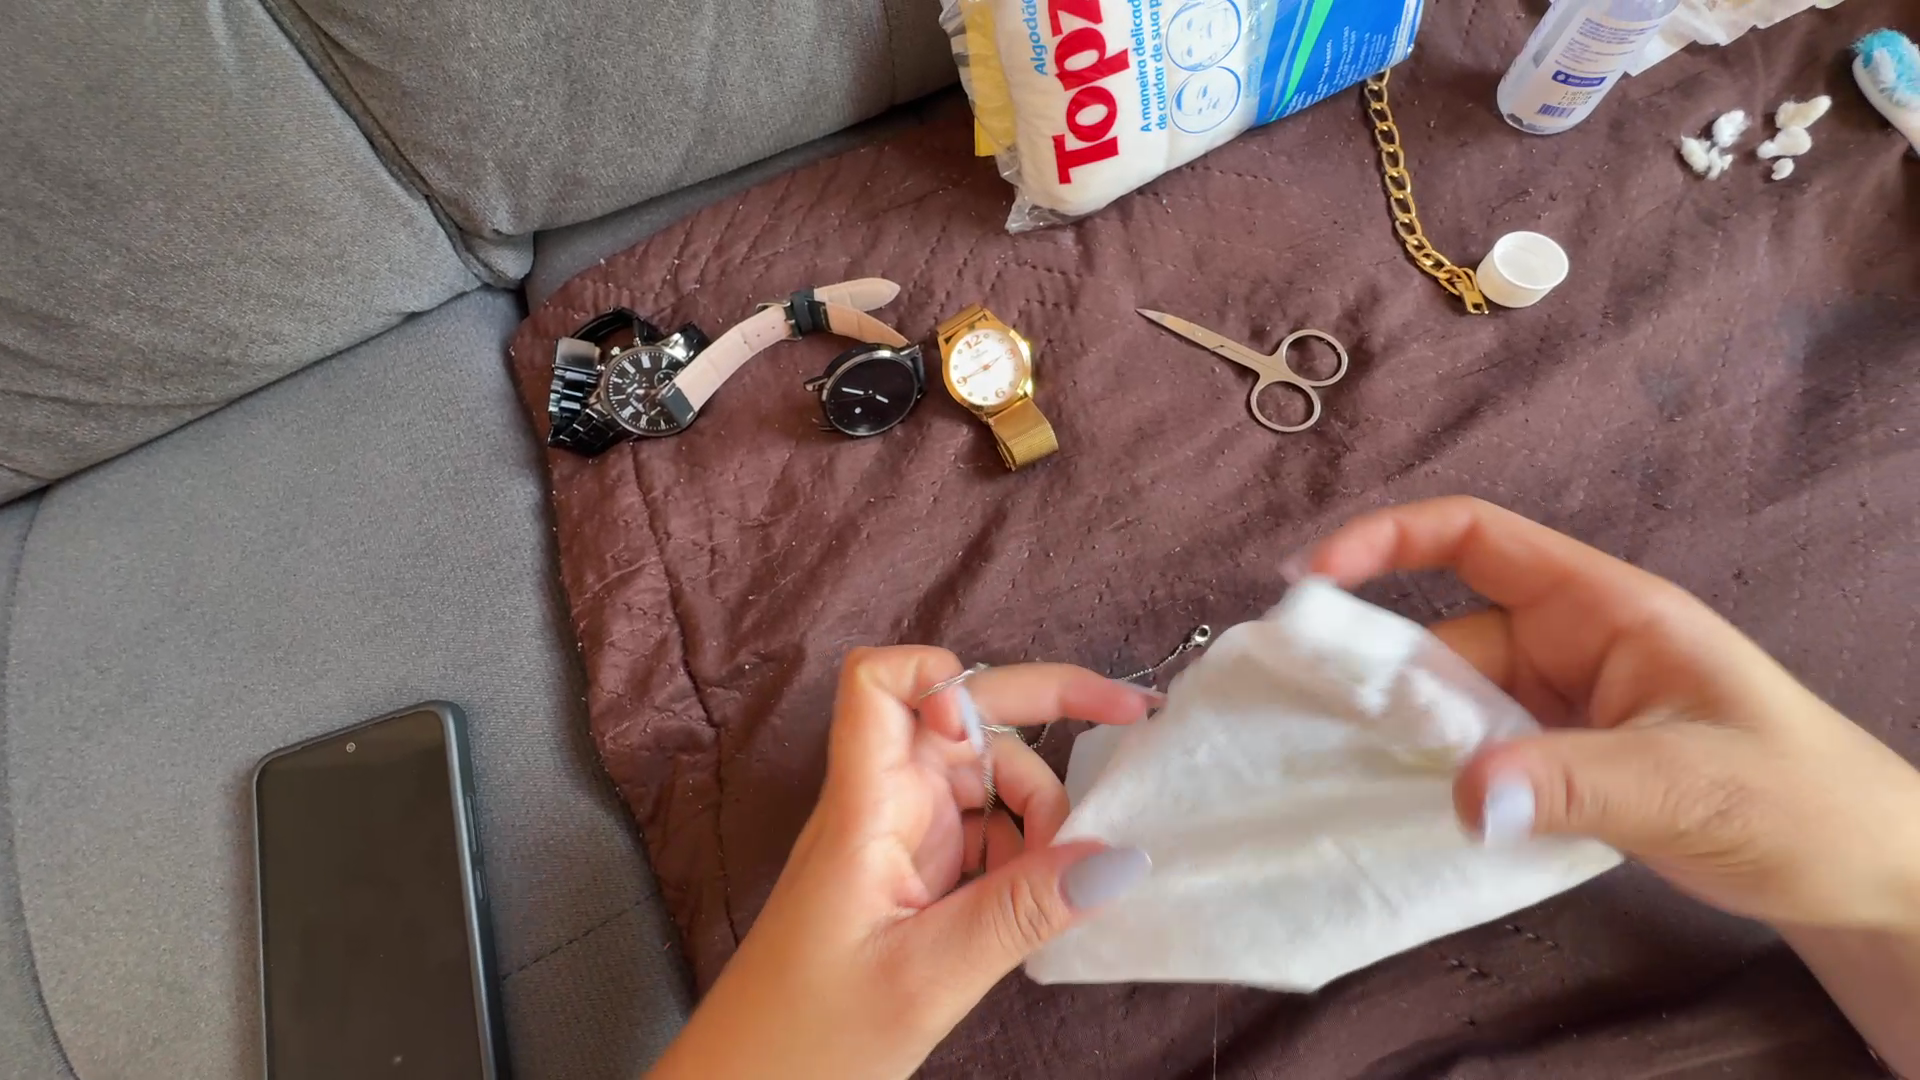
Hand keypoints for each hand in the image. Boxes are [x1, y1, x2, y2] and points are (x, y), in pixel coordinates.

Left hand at [647, 647, 1157, 1079]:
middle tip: (1132, 713)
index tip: (985, 735)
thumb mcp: (926, 978)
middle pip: (966, 712)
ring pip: (991, 770)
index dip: (938, 677)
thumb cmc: (812, 1036)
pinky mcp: (922, 857)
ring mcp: (907, 823)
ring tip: (1062, 875)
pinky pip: (990, 821)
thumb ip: (1022, 912)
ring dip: (1040, 807)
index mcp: (866, 801)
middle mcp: (889, 792)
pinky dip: (1027, 845)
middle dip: (1049, 704)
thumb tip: (1119, 856)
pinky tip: (1043, 889)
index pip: (879, 682)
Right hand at [1292, 496, 1919, 933]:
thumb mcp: (1696, 785)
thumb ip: (1578, 783)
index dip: (1386, 539)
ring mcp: (1543, 698)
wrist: (1868, 885)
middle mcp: (1556, 641)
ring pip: (1442, 698)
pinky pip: (1460, 742)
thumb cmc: (1806, 805)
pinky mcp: (1537, 748)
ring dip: (1407, 733)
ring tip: (1360, 771)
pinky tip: (1409, 795)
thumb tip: (1468, 797)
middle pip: (1439, 635)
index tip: (1315, 577)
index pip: (1473, 536)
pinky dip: (1430, 765)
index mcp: (1596, 606)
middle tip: (1328, 719)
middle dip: (1387, 675)